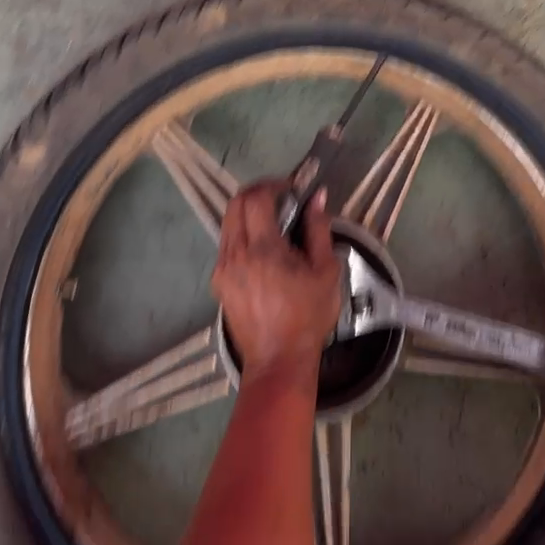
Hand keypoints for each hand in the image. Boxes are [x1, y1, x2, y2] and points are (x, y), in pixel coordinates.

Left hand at [211, 182, 342, 378]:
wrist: (278, 359)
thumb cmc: (308, 315)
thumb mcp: (325, 271)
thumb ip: (319, 229)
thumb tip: (318, 197)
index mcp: (263, 249)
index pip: (257, 198)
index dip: (273, 185)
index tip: (290, 188)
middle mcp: (236, 253)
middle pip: (236, 204)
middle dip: (257, 193)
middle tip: (279, 196)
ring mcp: (223, 268)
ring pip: (228, 223)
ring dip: (247, 212)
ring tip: (271, 220)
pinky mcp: (218, 282)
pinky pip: (226, 244)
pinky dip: (241, 233)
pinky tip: (261, 247)